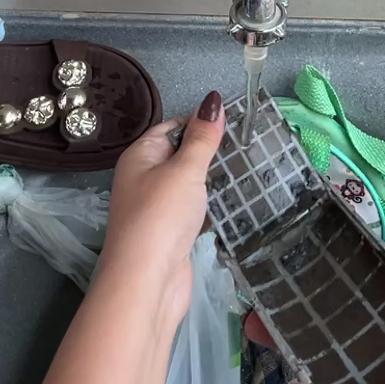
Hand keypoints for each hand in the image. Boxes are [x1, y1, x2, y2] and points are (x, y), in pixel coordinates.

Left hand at [94, 90, 224, 331]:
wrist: (146, 284)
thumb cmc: (161, 217)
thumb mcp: (185, 169)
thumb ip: (202, 137)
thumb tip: (213, 99)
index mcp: (140, 156)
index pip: (172, 127)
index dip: (199, 123)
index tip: (232, 124)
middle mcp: (142, 179)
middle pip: (179, 154)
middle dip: (207, 153)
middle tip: (245, 146)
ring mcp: (155, 209)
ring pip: (187, 184)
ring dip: (209, 181)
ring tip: (243, 171)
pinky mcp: (168, 234)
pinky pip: (191, 209)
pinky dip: (207, 206)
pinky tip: (229, 204)